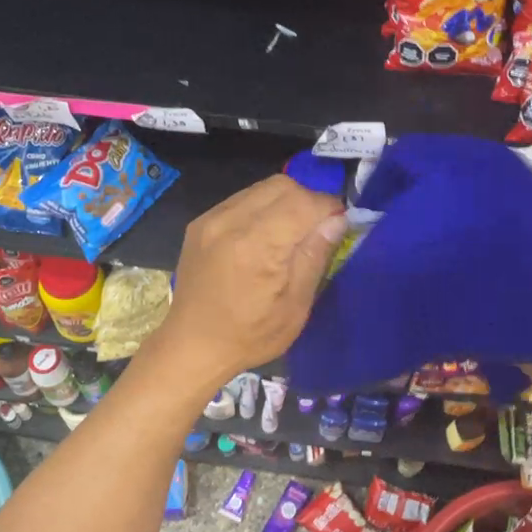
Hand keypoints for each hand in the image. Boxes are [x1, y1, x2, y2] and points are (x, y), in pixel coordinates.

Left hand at [157, 175, 345, 382]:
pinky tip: (264, 236)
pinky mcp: (201, 222)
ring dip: (286, 202)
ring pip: (262, 188)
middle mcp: (230, 222)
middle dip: (308, 202)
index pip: (304, 202)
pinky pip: (242, 199)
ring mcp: (211, 218)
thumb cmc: (249, 336)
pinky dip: (262, 208)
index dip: (329, 209)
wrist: (192, 345)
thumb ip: (315, 256)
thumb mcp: (294, 307)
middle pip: (284, 186)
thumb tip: (337, 220)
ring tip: (291, 234)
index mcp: (255, 245)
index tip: (339, 227)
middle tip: (316, 231)